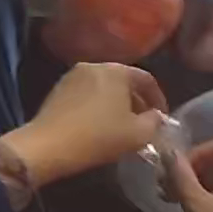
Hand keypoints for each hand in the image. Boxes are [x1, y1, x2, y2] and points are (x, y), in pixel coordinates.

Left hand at [3, 63, 167, 187]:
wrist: (49, 145)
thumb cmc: (99, 136)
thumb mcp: (139, 134)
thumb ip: (155, 121)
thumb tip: (156, 116)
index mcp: (115, 71)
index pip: (146, 79)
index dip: (158, 99)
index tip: (162, 118)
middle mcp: (92, 66)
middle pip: (123, 80)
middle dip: (136, 101)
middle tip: (144, 122)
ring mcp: (71, 76)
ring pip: (103, 86)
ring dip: (116, 103)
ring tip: (123, 125)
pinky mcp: (57, 89)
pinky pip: (86, 93)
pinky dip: (98, 104)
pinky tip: (100, 123)